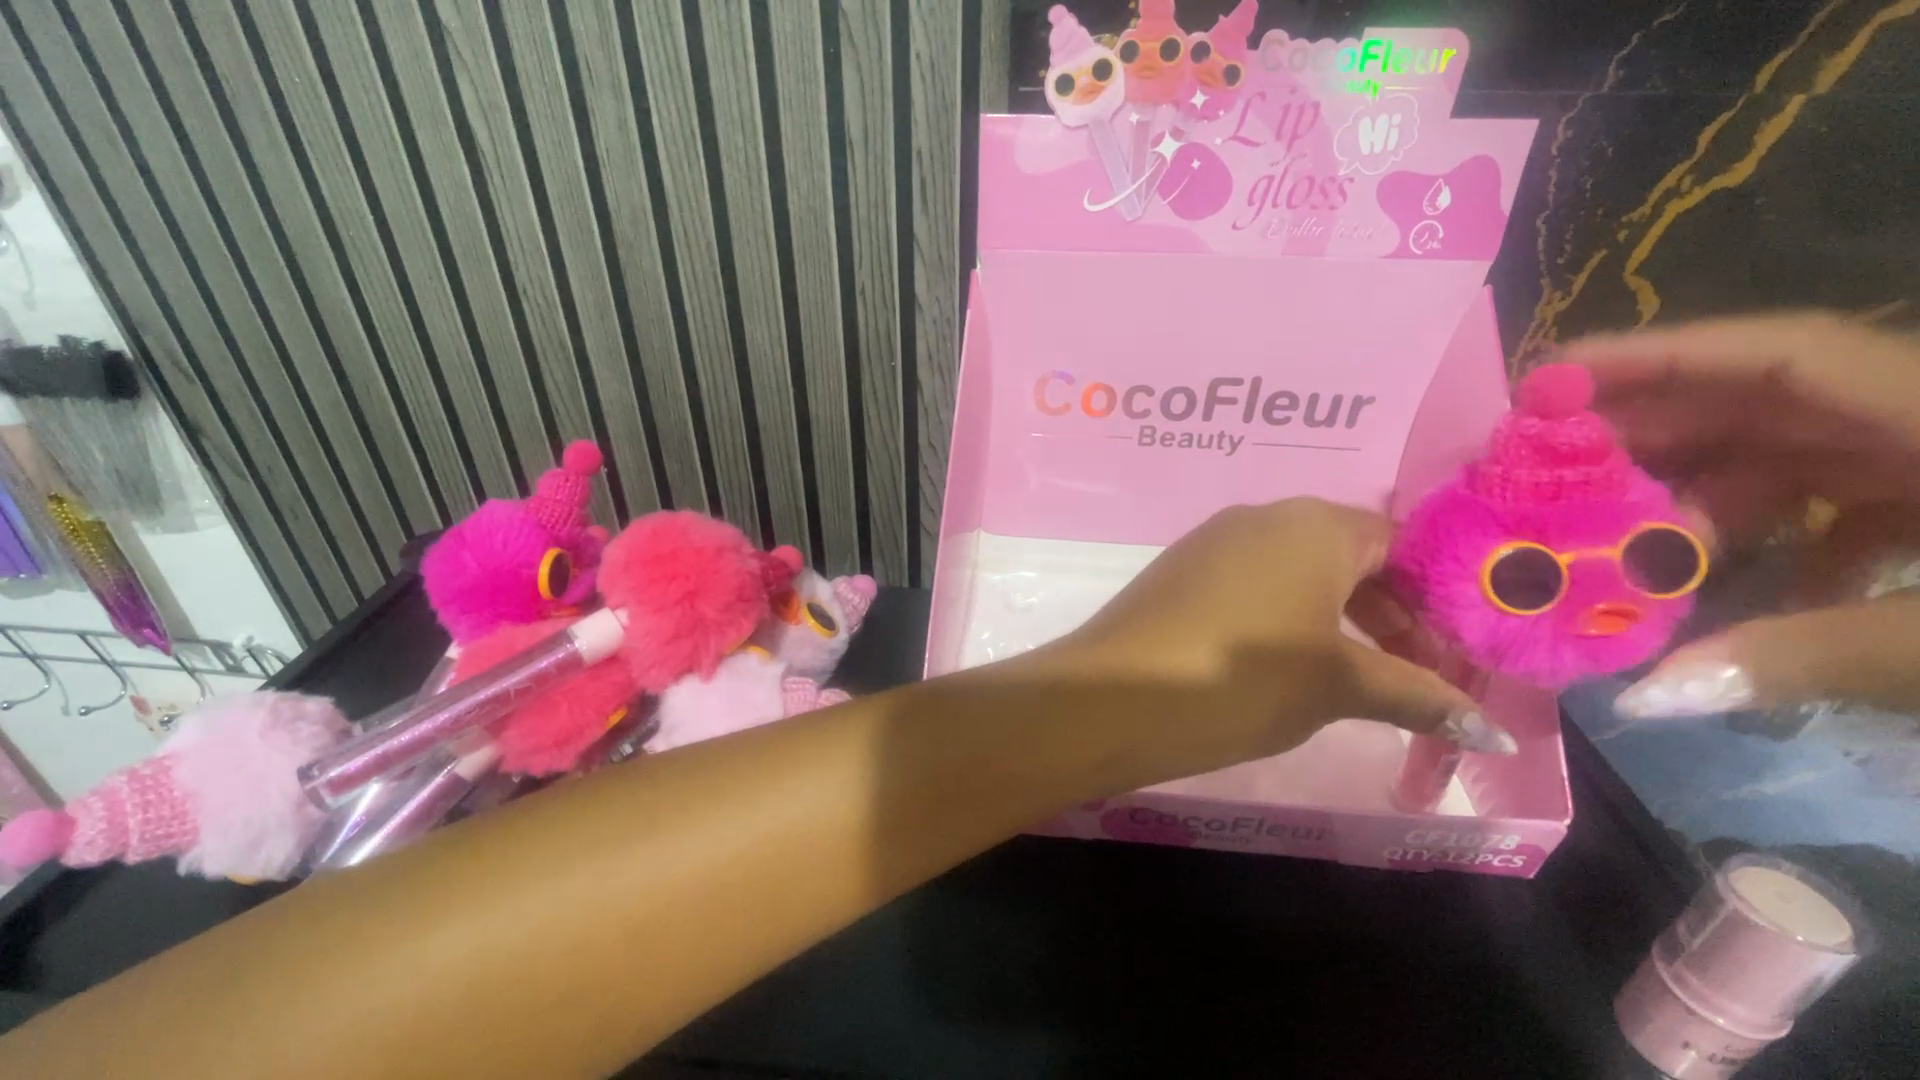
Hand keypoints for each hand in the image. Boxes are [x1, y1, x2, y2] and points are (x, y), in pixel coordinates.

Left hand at [1039, 498, 1507, 778]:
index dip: (1435, 601)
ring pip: (1301, 574)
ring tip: (1362, 683)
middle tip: (1418, 677)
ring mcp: (1214, 543)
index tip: (1454, 655)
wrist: (1112, 698)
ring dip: (1341, 623)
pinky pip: (1255, 587)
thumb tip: (1494, 732)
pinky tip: (1290, 669)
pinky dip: (1287, 621)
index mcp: (1313, 525)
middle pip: (1351, 558)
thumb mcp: (1337, 686)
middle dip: (1391, 616)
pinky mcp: (1181, 574)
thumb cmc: (1240, 678)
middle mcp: (1263, 518)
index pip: (1400, 546)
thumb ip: (1417, 696)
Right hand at [1562, 312, 1919, 715]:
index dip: (1655, 356)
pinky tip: (1749, 598)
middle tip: (1546, 477)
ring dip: (1702, 501)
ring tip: (1627, 554)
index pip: (1776, 355)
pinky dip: (1778, 544)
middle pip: (1759, 403)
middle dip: (1648, 436)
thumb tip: (1643, 697)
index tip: (1548, 380)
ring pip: (1788, 457)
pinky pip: (1837, 506)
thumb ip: (1806, 655)